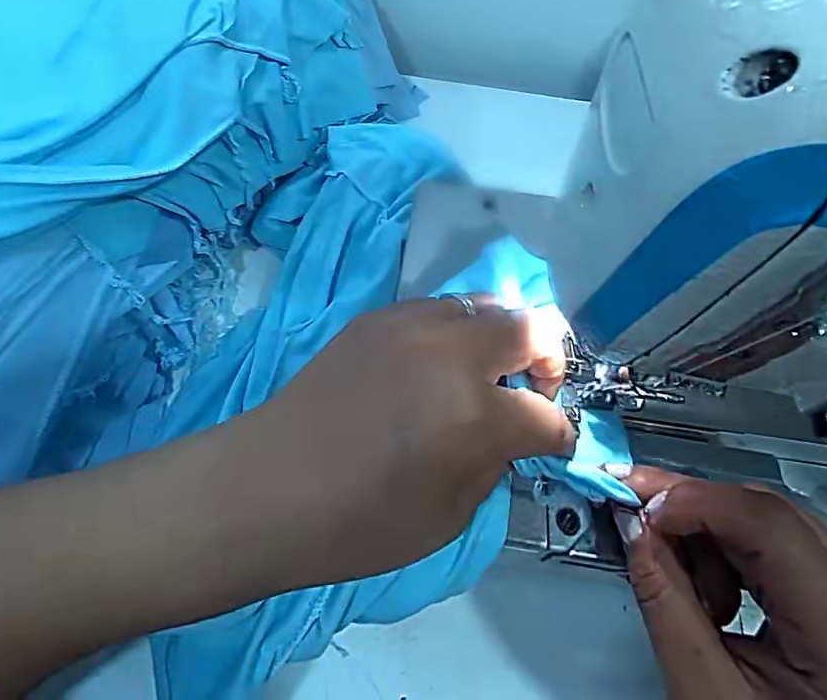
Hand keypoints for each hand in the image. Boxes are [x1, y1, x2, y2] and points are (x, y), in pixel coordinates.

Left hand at [230, 296, 576, 587]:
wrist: (268, 486)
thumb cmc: (359, 521)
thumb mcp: (448, 517)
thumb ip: (494, 465)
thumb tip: (511, 434)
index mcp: (473, 415)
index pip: (546, 414)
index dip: (558, 432)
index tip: (553, 440)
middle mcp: (451, 354)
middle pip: (531, 328)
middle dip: (546, 360)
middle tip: (530, 389)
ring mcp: (413, 324)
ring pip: (485, 305)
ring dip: (497, 339)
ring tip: (478, 372)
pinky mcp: (381, 316)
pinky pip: (439, 307)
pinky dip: (454, 332)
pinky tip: (432, 363)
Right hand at [618, 468, 826, 699]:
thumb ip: (669, 609)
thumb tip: (635, 527)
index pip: (768, 523)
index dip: (695, 502)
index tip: (636, 505)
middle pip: (769, 513)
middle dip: (694, 509)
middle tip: (636, 516)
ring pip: (774, 522)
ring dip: (712, 534)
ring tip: (685, 587)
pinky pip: (788, 547)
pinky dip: (738, 554)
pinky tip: (717, 597)